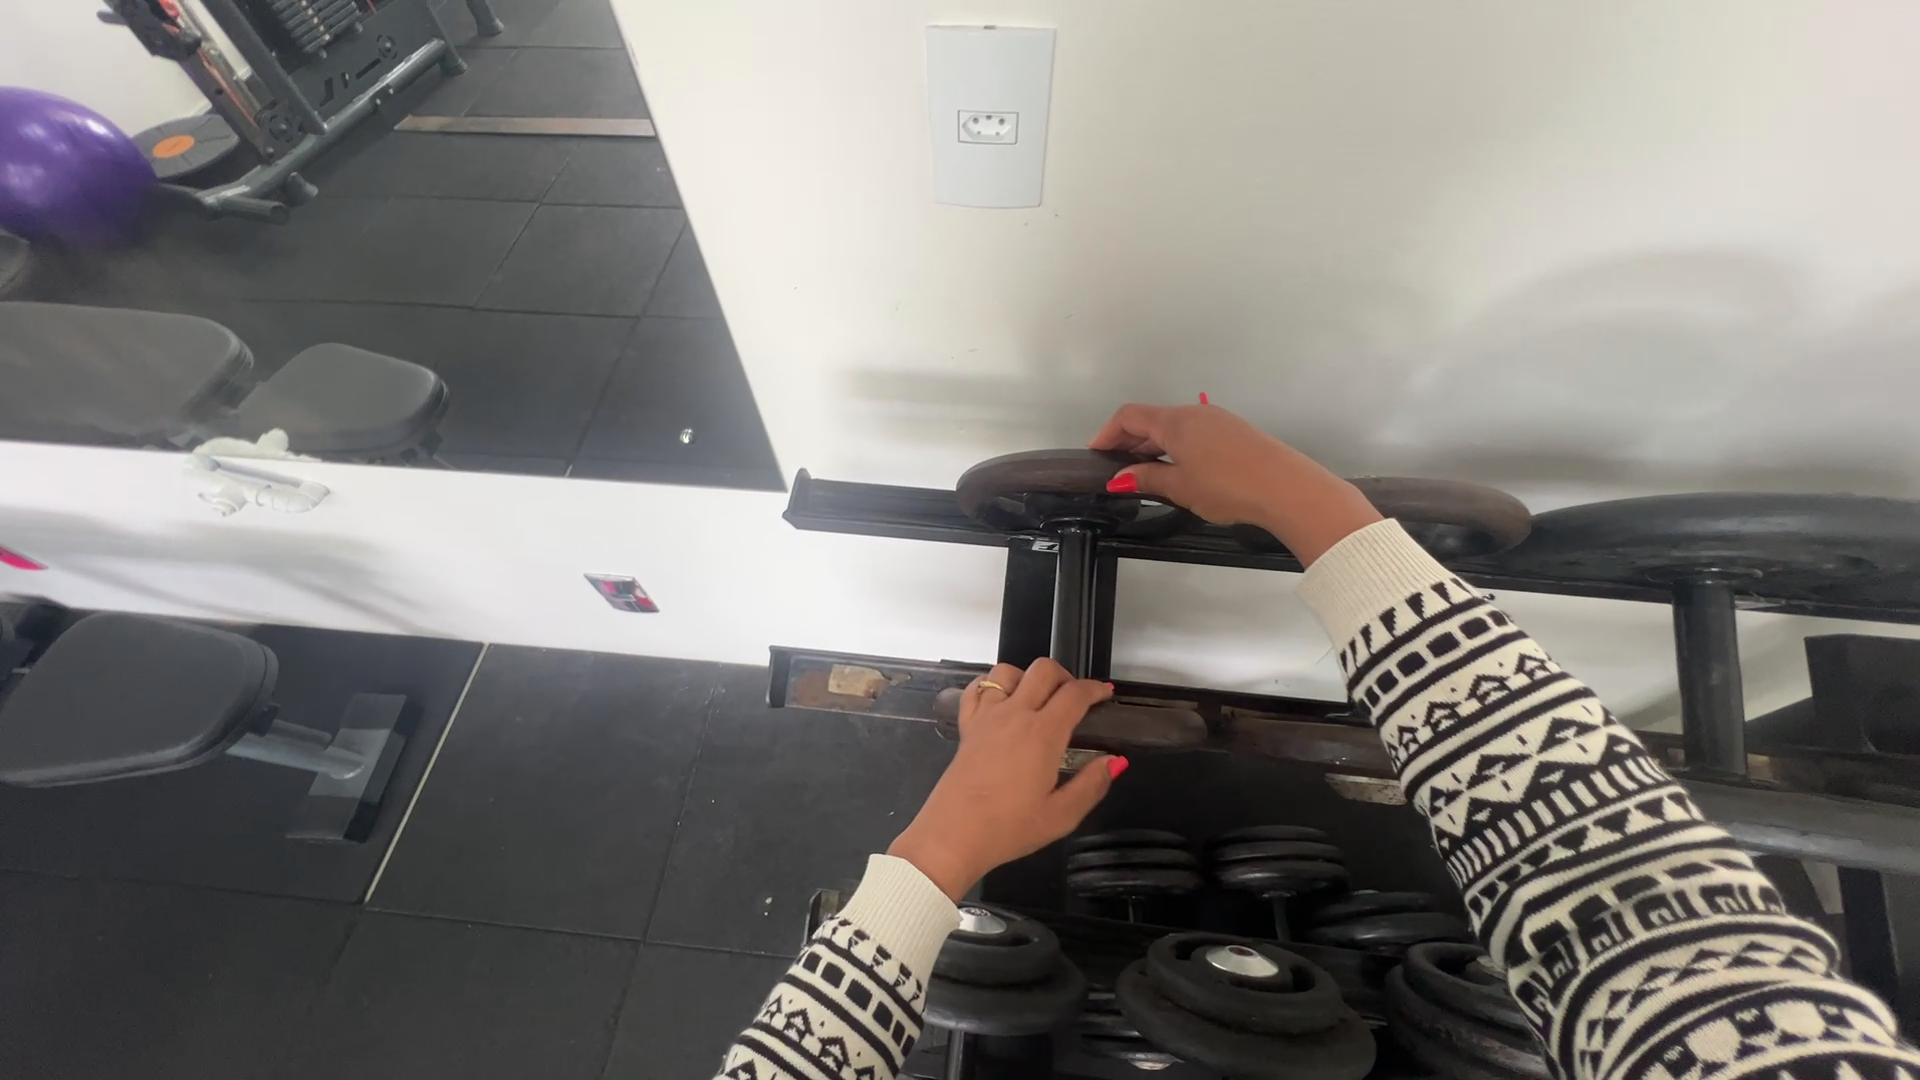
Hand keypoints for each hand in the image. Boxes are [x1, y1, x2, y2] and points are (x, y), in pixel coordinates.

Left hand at [888, 659, 1124, 901]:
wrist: (955, 834)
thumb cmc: (1009, 828)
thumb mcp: (1061, 816)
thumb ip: (1092, 785)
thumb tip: (1114, 761)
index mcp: (1043, 734)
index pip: (1075, 694)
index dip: (1095, 688)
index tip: (1105, 693)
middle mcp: (1015, 715)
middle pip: (1043, 670)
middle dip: (1065, 676)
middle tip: (1074, 697)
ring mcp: (987, 716)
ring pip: (1008, 672)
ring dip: (1027, 677)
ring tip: (1037, 698)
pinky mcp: (967, 726)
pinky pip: (976, 689)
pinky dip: (990, 685)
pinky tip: (1000, 700)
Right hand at [1088, 401, 1382, 564]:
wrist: (1286, 488)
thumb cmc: (1229, 486)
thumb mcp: (1179, 487)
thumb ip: (1146, 478)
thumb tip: (1122, 477)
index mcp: (1175, 422)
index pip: (1129, 416)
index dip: (1107, 433)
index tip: (1095, 453)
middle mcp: (1194, 414)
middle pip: (1150, 419)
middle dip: (1128, 440)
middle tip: (1115, 466)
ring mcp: (1216, 421)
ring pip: (1173, 426)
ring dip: (1152, 444)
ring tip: (1142, 472)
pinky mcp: (1233, 432)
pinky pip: (1193, 432)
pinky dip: (1175, 446)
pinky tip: (1175, 469)